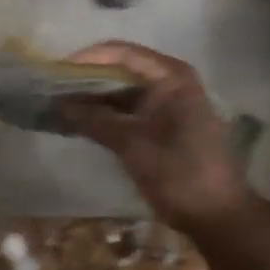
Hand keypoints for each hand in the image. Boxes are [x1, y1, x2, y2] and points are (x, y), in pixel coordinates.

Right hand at [56, 42, 250, 233]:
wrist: (219, 216)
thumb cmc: (180, 173)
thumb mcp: (132, 144)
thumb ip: (93, 120)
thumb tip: (56, 105)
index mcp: (170, 77)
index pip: (120, 53)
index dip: (85, 60)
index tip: (54, 73)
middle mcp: (169, 82)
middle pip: (119, 70)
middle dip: (84, 81)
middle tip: (49, 91)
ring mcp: (166, 105)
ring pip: (120, 93)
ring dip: (91, 100)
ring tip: (56, 107)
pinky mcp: (161, 126)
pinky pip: (126, 112)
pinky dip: (104, 116)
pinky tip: (77, 124)